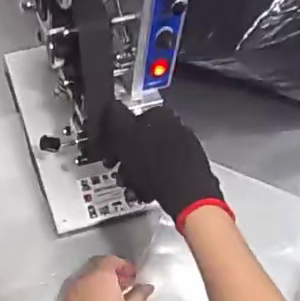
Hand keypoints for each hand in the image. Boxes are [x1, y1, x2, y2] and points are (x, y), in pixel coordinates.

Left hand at [62, 256, 152, 300]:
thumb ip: (139, 294)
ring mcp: (72, 291)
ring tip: (115, 295)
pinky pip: (81, 290)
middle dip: (112, 272)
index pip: (111, 260)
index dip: (124, 265)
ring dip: (101, 282)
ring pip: (88, 279)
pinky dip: (91, 292)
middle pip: (98, 267)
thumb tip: (145, 287)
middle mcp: (83, 279)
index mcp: (100, 275)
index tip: (133, 275)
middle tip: (126, 283)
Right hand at [100, 101, 225, 226]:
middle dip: (125, 164)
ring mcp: (184, 149)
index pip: (130, 122)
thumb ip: (114, 117)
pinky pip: (162, 175)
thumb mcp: (124, 136)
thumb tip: (110, 107)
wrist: (184, 193)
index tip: (110, 155)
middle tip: (120, 174)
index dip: (115, 141)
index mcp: (160, 115)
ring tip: (131, 188)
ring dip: (135, 177)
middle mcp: (175, 128)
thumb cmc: (156, 165)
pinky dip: (150, 185)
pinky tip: (144, 193)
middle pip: (139, 145)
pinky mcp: (188, 169)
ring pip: (149, 163)